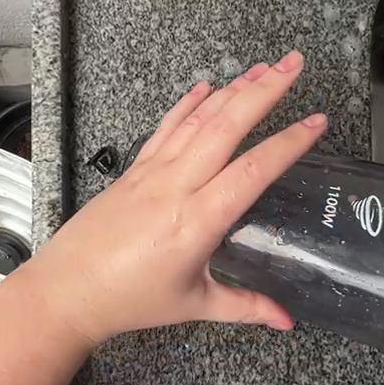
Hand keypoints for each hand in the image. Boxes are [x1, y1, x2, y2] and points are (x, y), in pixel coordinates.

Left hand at [14, 51, 326, 348]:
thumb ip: (245, 305)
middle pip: (226, 127)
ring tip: (262, 66)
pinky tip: (205, 86)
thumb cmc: (128, 300)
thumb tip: (286, 320)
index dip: (288, 144)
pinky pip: (165, 128)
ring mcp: (152, 173)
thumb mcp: (194, 306)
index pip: (252, 171)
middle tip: (294, 64)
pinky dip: (187, 105)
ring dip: (232, 89)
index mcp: (197, 222)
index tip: (316, 122)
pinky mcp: (133, 170)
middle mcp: (176, 187)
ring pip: (197, 120)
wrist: (67, 290)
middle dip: (264, 91)